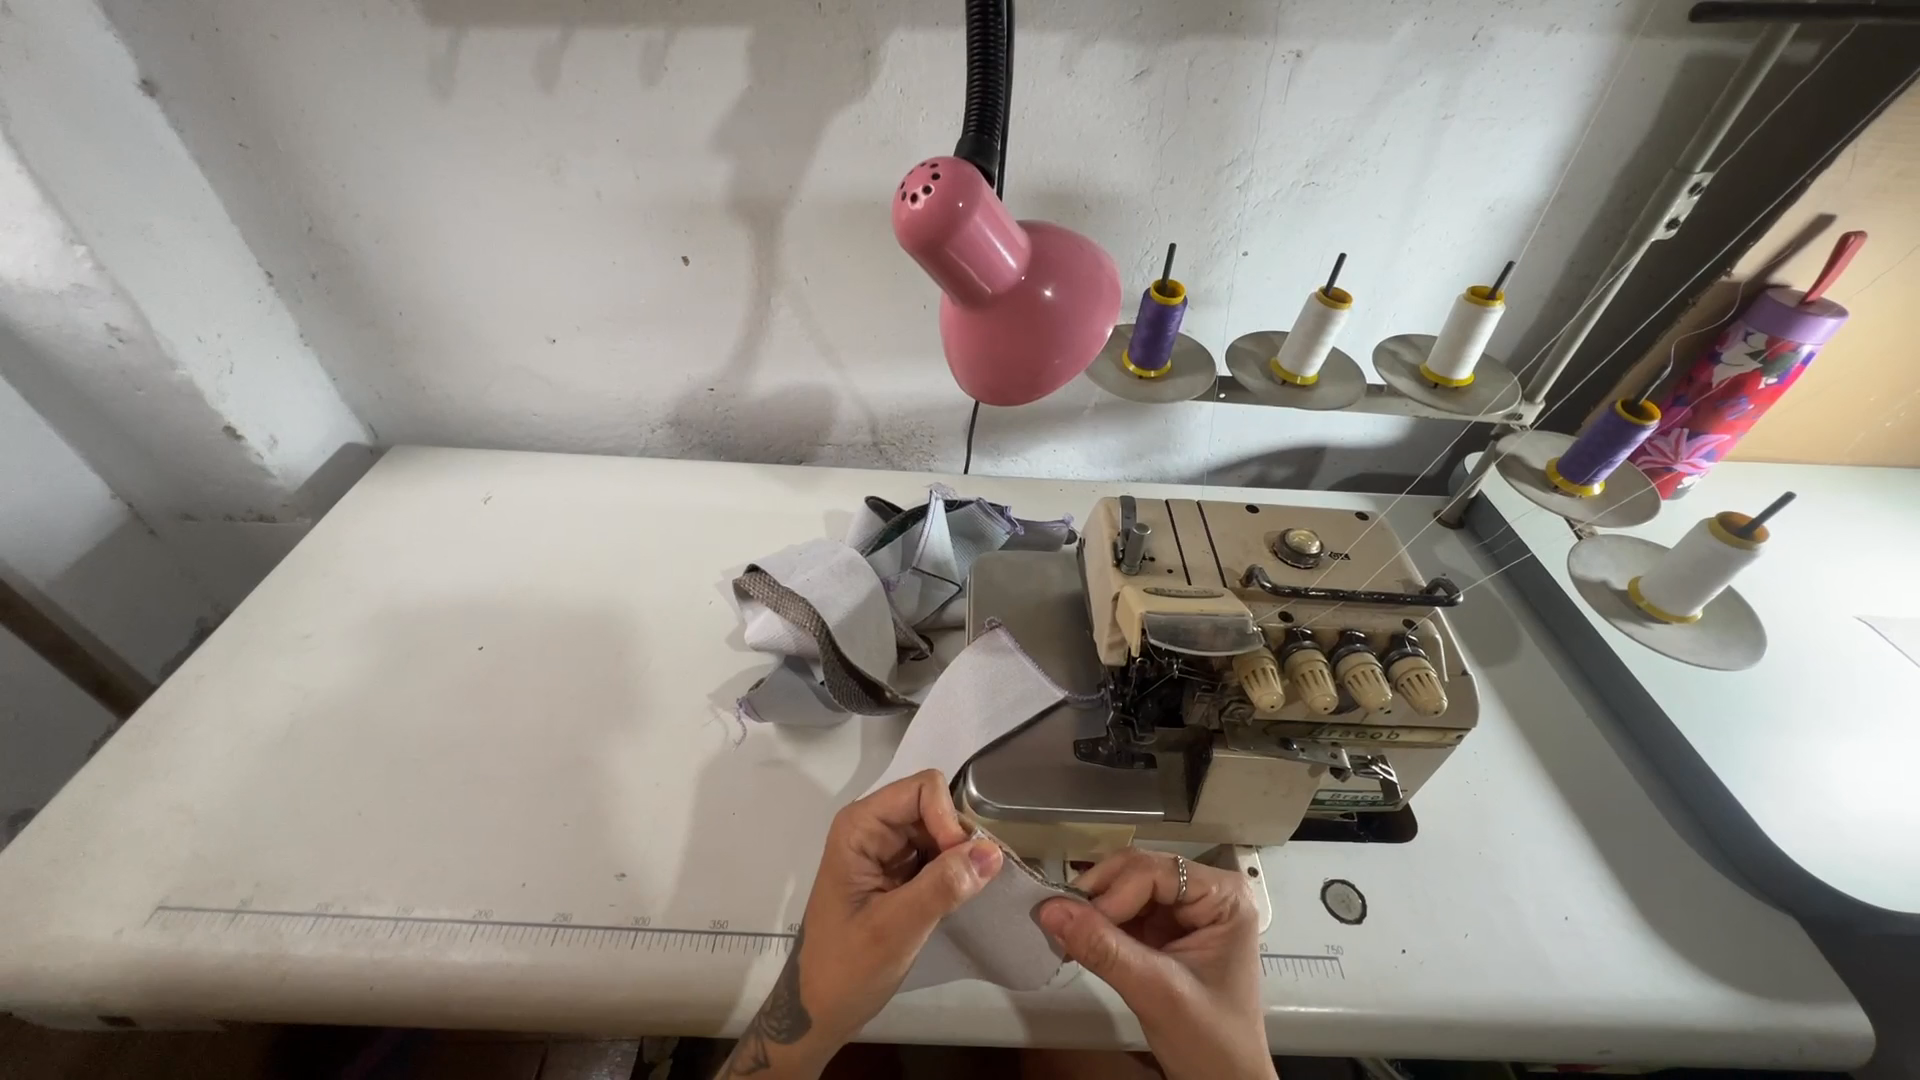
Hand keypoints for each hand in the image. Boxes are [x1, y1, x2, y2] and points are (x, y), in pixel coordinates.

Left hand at [719, 769, 1003, 1077]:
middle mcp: (873, 826)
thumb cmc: (845, 969)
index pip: (922, 789)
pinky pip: (938, 852)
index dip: (948, 818)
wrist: (818, 1012)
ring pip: (940, 828)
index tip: (961, 863)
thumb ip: (943, 886)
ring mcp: (887, 848)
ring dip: (958, 856)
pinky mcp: (900, 870)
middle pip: (934, 804)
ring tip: (962, 894)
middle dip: (957, 837)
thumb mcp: (895, 929)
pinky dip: (954, 870)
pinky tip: (955, 897)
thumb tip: (992, 851)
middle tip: (967, 883)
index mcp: (860, 826)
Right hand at [1037, 849, 1274, 1079]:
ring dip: (1093, 906)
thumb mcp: (1157, 993)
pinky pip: (1121, 906)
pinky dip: (1096, 920)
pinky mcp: (1163, 926)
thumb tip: (1049, 909)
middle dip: (1100, 895)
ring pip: (1124, 884)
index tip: (1080, 923)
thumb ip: (1105, 949)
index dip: (1115, 892)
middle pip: (1138, 869)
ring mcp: (1183, 908)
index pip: (1157, 870)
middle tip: (1063, 921)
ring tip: (1066, 931)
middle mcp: (1206, 891)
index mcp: (1224, 896)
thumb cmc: (1210, 1043)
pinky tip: (1078, 937)